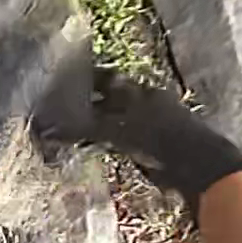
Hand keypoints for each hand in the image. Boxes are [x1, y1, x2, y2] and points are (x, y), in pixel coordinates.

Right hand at [37, 65, 241, 211]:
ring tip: (69, 128)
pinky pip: (119, 134)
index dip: (84, 79)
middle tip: (59, 108)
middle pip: (109, 97)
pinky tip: (90, 145)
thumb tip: (45, 132)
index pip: (105, 78)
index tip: (61, 83)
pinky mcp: (151, 140)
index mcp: (138, 91)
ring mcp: (150, 120)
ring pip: (113, 116)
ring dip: (94, 122)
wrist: (196, 165)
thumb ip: (79, 130)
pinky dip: (103, 138)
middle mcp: (145, 101)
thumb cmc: (156, 138)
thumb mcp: (112, 131)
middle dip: (86, 102)